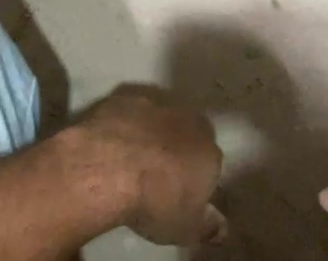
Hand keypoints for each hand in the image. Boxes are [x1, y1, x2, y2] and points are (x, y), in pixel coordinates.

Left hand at [68, 85, 225, 245]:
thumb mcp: (187, 230)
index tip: (182, 189)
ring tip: (131, 155)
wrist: (107, 167)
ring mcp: (150, 104)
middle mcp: (184, 120)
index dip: (196, 174)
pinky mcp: (120, 97)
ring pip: (156, 116)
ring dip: (148, 131)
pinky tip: (111, 140)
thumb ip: (208, 227)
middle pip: (185, 131)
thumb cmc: (154, 202)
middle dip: (176, 145)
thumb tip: (220, 225)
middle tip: (158, 170)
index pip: (210, 160)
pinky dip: (123, 122)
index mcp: (207, 151)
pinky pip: (127, 110)